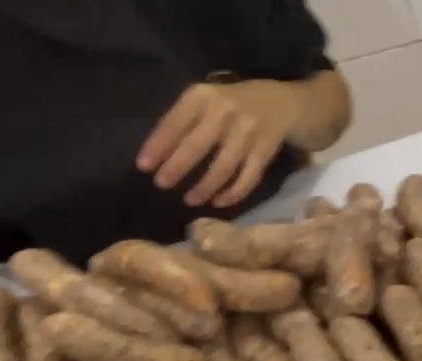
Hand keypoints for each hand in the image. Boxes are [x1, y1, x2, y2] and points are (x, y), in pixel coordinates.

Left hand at [137, 81, 302, 209]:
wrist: (278, 103)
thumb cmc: (230, 104)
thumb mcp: (205, 101)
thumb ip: (184, 120)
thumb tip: (160, 153)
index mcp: (201, 96)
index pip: (174, 123)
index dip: (158, 146)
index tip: (143, 167)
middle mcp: (224, 112)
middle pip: (197, 145)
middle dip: (177, 167)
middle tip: (162, 185)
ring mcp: (247, 133)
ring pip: (223, 166)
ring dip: (205, 186)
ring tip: (190, 200)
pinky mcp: (265, 152)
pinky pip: (248, 177)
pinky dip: (234, 192)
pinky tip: (219, 202)